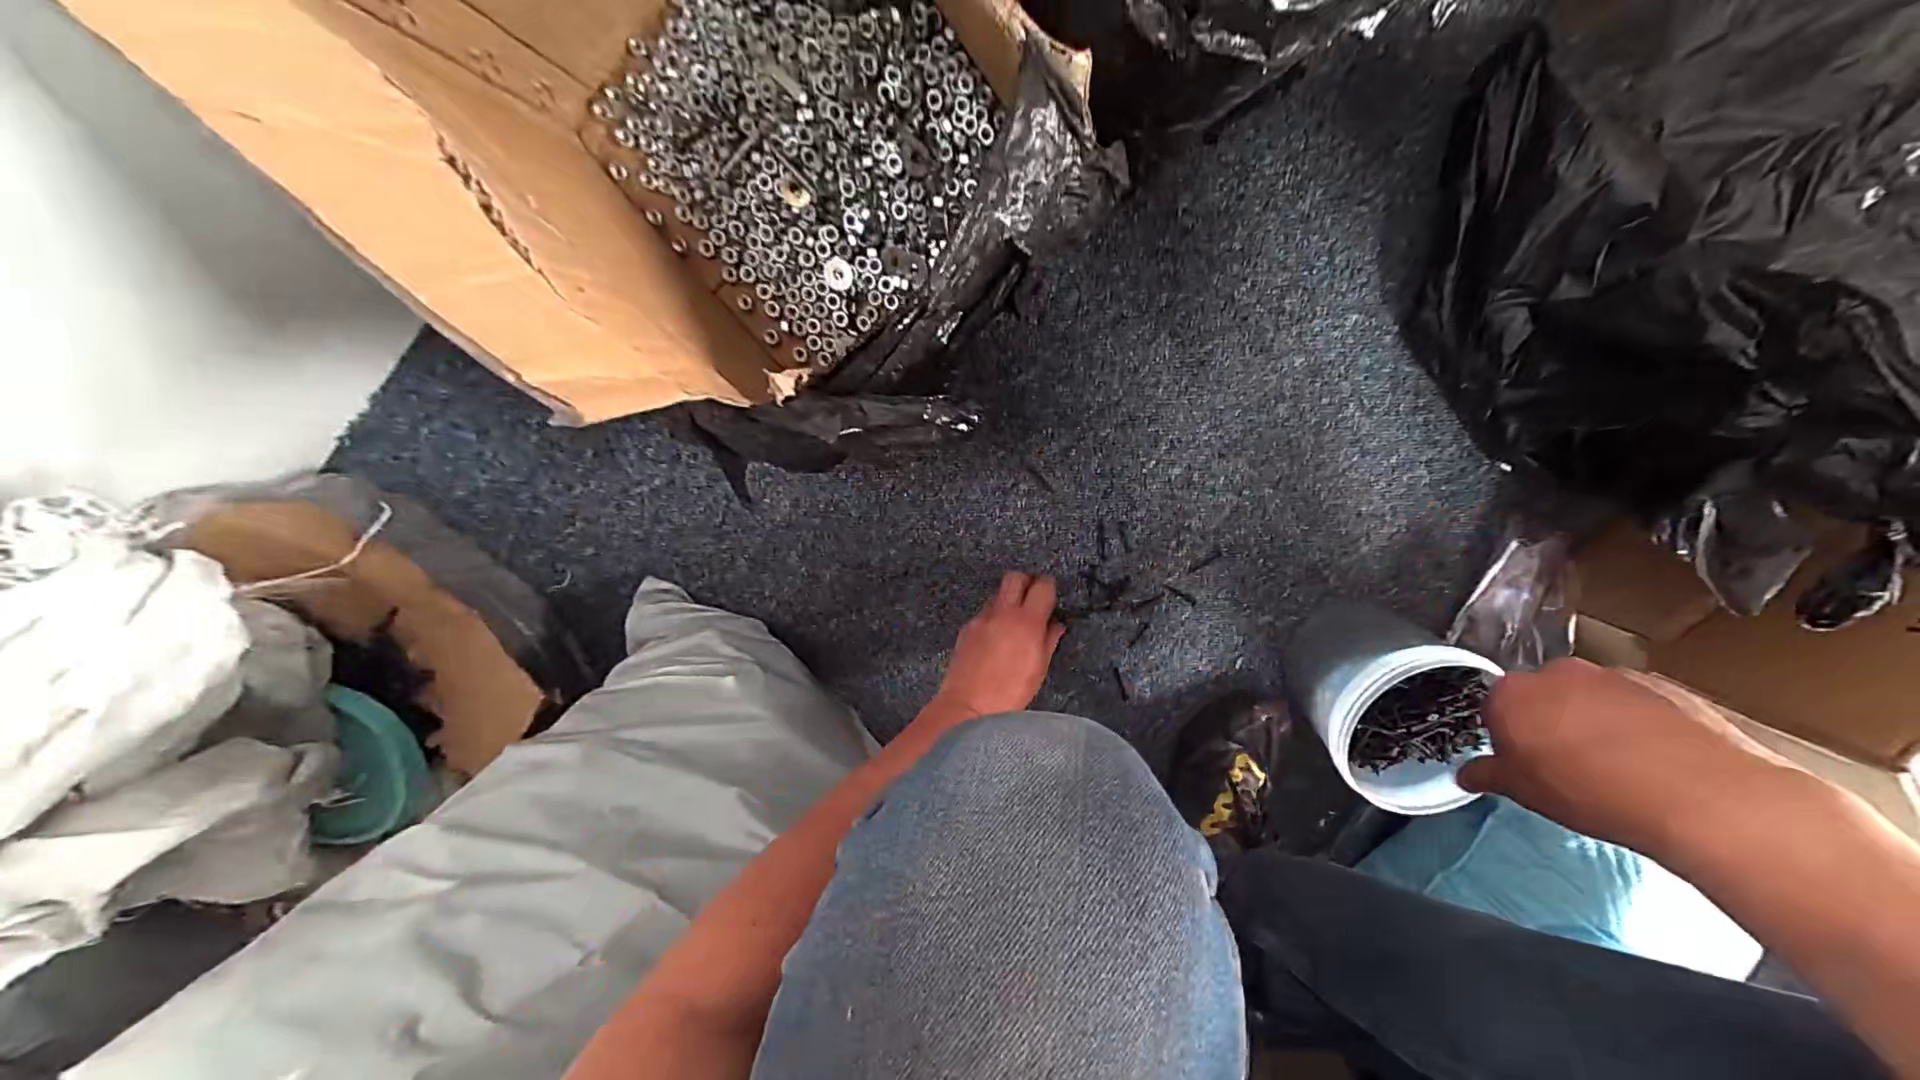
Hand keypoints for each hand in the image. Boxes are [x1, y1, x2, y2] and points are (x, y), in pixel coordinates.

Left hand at [929, 571, 1066, 722]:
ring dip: (1008, 601)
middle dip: (1026, 581)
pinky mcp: (966, 629)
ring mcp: (981, 619)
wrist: (967, 706)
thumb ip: (1049, 641)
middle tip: (1032, 597)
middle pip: (1014, 577)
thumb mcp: (1038, 669)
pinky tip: (995, 638)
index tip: (1050, 594)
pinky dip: (992, 618)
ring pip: (997, 594)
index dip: (1048, 587)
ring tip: (1014, 622)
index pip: (1042, 586)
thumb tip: (1056, 625)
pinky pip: (983, 613)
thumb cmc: (1008, 694)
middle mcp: (1002, 614)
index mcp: (1026, 622)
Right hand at [1458, 657, 1804, 853]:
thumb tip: (1469, 774)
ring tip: (1617, 766)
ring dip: (1593, 721)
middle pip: (1541, 695)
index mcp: (1510, 693)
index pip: (1494, 709)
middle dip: (1548, 721)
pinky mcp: (1664, 686)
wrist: (1700, 795)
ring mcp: (1612, 676)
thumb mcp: (1524, 792)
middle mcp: (1555, 674)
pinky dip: (1637, 723)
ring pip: (1589, 696)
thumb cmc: (1591, 790)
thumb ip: (1488, 775)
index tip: (1523, 761)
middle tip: (1566, 763)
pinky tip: (1653, 759)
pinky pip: (1636, 702)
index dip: (1507, 736)